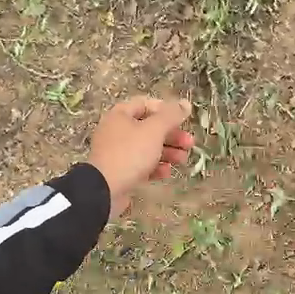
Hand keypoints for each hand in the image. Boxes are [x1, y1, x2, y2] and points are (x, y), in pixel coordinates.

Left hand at [87, 97, 194, 217]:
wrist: (105, 190)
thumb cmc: (130, 154)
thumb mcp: (154, 131)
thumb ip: (171, 116)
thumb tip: (186, 103)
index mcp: (120, 115)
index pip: (145, 104)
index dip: (165, 110)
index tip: (182, 119)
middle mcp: (116, 132)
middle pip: (148, 128)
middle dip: (171, 135)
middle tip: (189, 143)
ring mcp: (117, 153)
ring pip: (147, 148)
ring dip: (167, 152)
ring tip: (183, 160)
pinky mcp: (120, 173)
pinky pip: (140, 166)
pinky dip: (155, 167)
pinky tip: (166, 173)